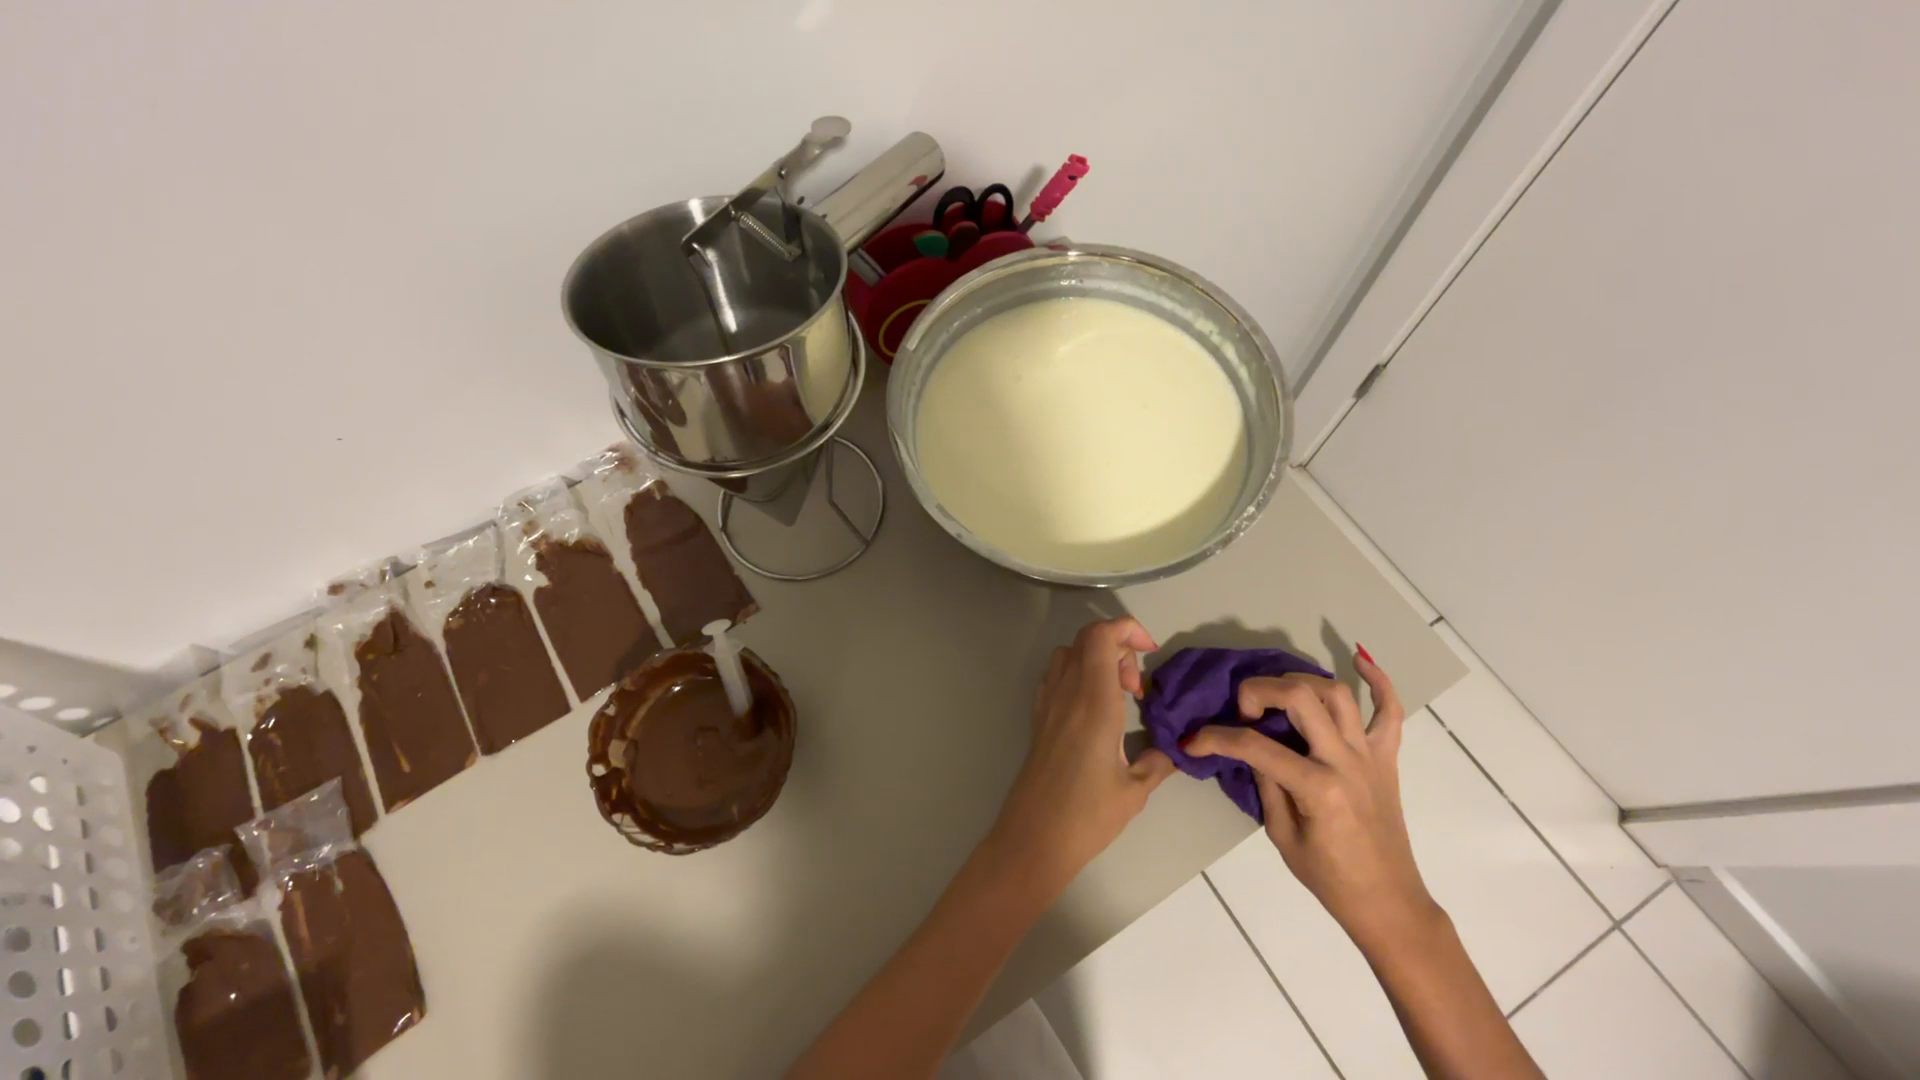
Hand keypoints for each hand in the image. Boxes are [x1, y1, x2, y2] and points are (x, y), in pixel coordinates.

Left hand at [989, 617, 1176, 896]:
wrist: (1032, 839)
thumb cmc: (1086, 816)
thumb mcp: (1135, 790)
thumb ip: (1158, 760)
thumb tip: (1175, 747)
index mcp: (1093, 701)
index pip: (1101, 636)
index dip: (1127, 630)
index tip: (1151, 652)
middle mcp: (1066, 693)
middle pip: (1085, 639)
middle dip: (1118, 646)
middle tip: (1137, 687)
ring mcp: (1047, 704)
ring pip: (1068, 654)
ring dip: (1096, 660)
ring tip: (1118, 697)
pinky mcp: (1038, 719)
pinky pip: (1056, 677)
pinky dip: (1078, 677)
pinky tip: (1094, 714)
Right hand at [1182, 650, 1439, 953]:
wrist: (1388, 901)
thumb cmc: (1329, 878)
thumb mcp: (1282, 835)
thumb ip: (1266, 783)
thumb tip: (1249, 749)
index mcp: (1317, 788)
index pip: (1255, 746)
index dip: (1216, 738)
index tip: (1193, 740)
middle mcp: (1345, 761)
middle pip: (1301, 697)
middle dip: (1261, 690)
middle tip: (1244, 709)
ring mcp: (1370, 754)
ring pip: (1337, 693)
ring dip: (1302, 682)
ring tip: (1279, 694)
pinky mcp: (1387, 756)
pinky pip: (1390, 710)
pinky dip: (1379, 680)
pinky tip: (1359, 657)